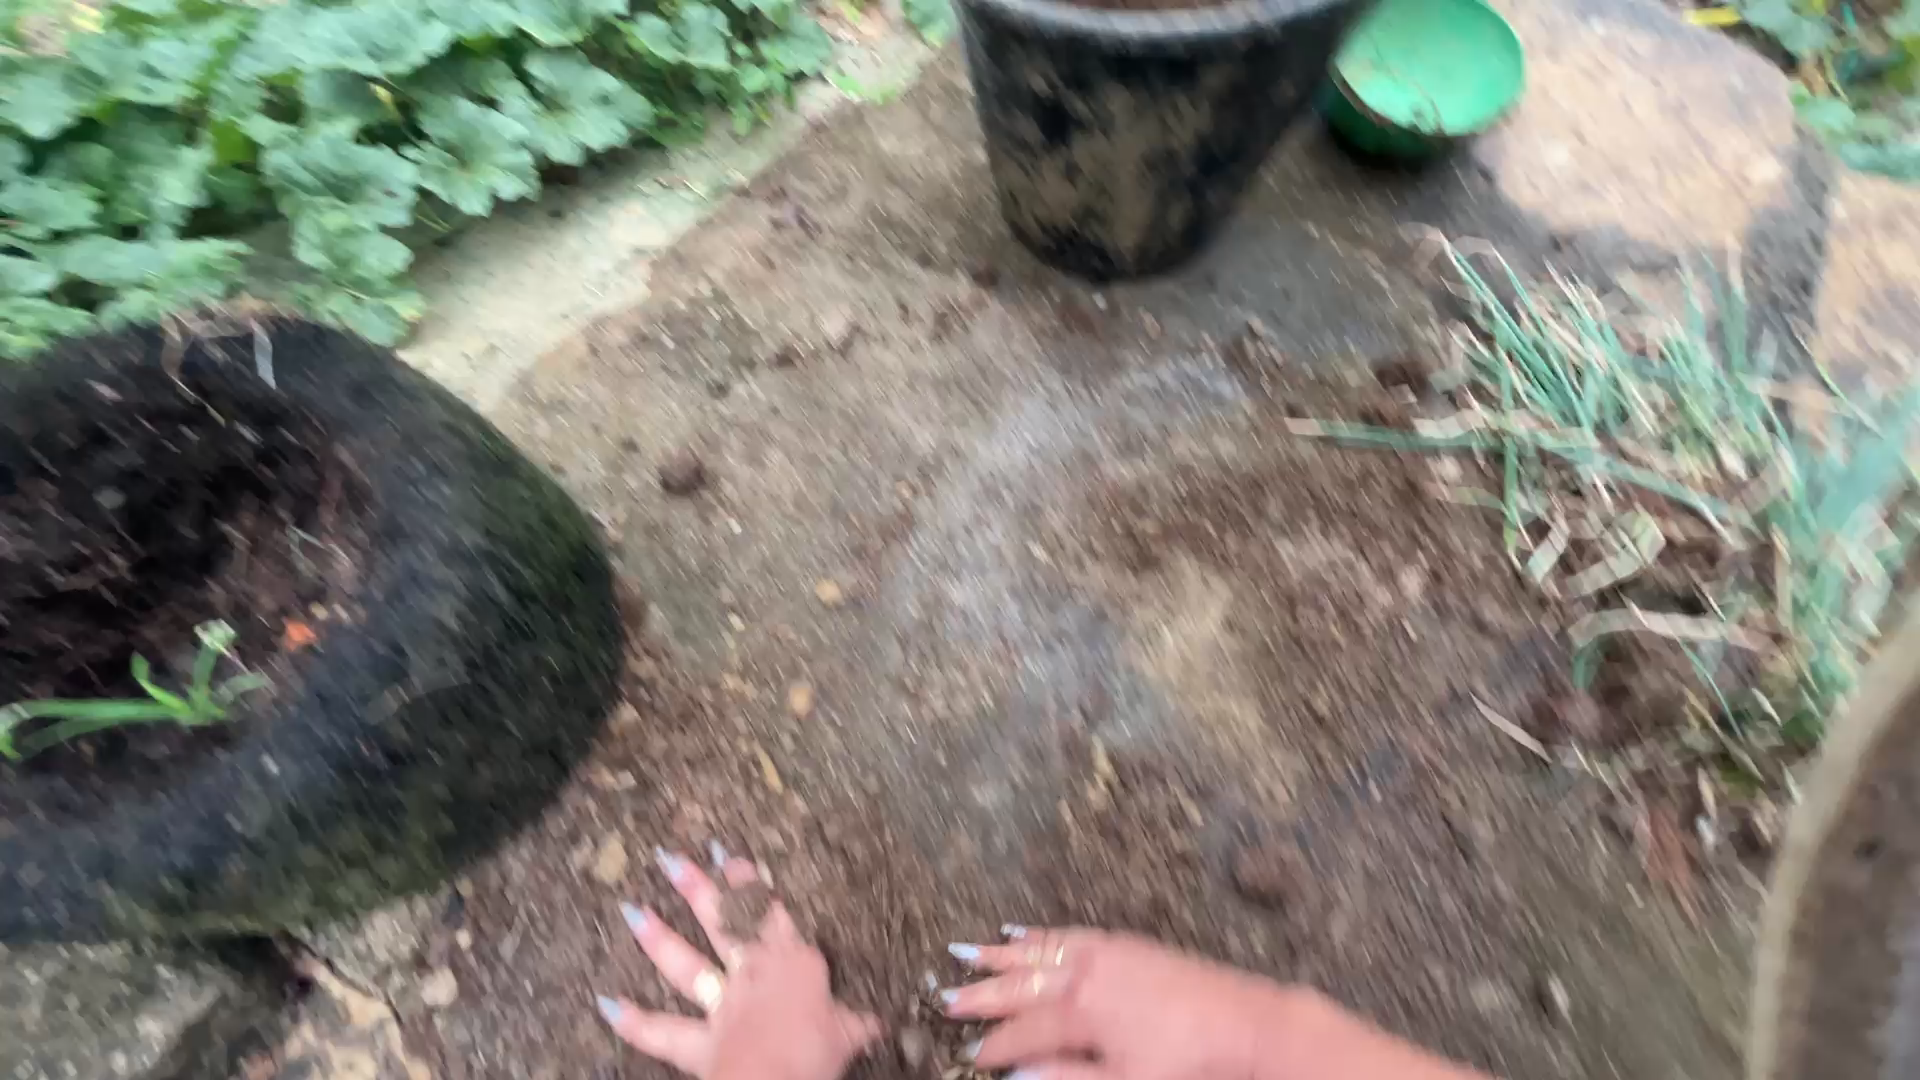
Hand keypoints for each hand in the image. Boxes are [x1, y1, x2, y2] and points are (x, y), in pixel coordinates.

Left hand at [597, 846, 882, 1079]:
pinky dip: (635, 1022)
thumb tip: (882, 1020)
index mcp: (793, 959)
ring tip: (631, 909)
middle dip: (696, 888)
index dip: (749, 878)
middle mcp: (752, 971)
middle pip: (721, 923)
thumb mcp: (848, 1033)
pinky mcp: (699, 1044)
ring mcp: (722, 1005)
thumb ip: (858, 1021)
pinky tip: (606, 1004)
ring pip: (687, 965)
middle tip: (668, 857)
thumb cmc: (816, 1052)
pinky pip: (663, 1033)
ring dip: (658, 938)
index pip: (772, 908)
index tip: (727, 848)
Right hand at [941, 927, 1289, 1079]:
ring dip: (1000, 954)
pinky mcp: (1118, 942)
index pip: (1024, 1030)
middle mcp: (1083, 972)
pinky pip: (1065, 934)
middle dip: (983, 993)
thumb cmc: (1184, 1063)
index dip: (993, 1045)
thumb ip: (1067, 1076)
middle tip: (945, 995)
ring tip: (966, 951)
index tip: (968, 1054)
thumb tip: (1016, 1077)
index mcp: (1082, 1010)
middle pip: (1022, 983)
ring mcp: (1100, 951)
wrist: (1241, 1020)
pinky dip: (1038, 934)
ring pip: (1037, 951)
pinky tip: (1022, 931)